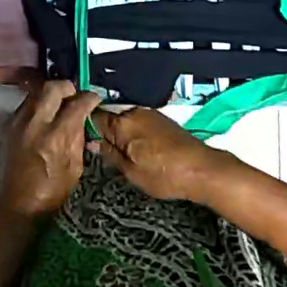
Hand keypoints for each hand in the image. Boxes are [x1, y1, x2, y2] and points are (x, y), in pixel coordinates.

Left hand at [0, 80, 102, 219]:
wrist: (18, 204)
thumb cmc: (52, 191)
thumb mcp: (75, 166)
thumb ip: (78, 136)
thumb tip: (82, 116)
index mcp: (56, 137)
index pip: (77, 104)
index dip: (89, 98)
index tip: (93, 99)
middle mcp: (35, 124)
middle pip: (52, 87)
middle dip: (67, 88)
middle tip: (74, 96)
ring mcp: (17, 123)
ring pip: (36, 92)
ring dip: (51, 95)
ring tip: (59, 106)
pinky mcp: (7, 126)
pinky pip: (25, 105)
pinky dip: (37, 107)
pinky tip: (43, 119)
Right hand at [90, 107, 236, 202]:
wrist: (202, 169)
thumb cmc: (163, 174)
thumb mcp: (131, 171)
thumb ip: (110, 154)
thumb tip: (92, 142)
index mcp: (123, 123)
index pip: (96, 117)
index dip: (87, 128)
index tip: (85, 141)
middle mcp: (135, 112)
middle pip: (112, 119)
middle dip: (107, 134)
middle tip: (107, 155)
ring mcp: (151, 114)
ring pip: (127, 122)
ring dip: (123, 135)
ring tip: (126, 155)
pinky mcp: (163, 119)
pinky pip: (141, 123)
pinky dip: (137, 134)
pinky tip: (142, 150)